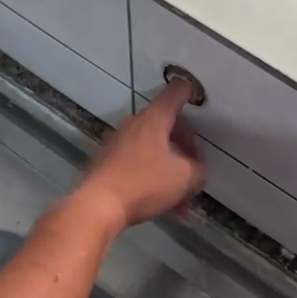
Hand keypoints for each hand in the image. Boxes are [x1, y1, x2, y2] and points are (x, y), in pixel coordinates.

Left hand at [68, 79, 205, 230]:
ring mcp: (117, 144)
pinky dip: (153, 177)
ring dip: (170, 165)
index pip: (175, 92)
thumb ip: (199, 170)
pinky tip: (165, 205)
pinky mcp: (107, 163)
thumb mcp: (185, 179)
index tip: (198, 96)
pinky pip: (138, 165)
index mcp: (154, 119)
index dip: (190, 91)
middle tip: (195, 163)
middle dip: (184, 142)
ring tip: (183, 196)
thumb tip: (197, 170)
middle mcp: (133, 125)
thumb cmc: (144, 184)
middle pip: (165, 123)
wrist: (97, 206)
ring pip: (152, 148)